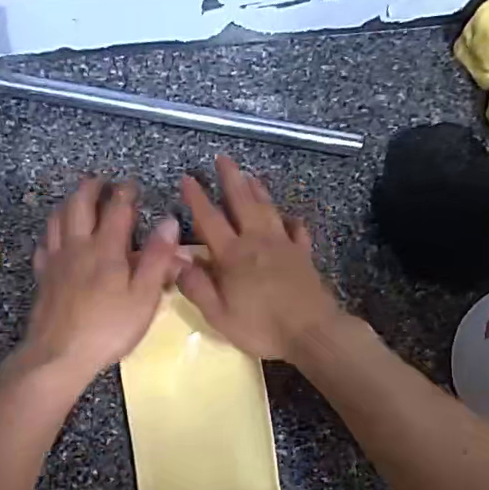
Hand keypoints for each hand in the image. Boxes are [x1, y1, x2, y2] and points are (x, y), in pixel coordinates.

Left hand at [20, 178, 181, 379]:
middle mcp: (78, 247)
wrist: (59, 355)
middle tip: (102, 182)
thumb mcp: (143, 297)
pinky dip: (52, 232)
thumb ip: (156, 258)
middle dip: (92, 188)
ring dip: (69, 203)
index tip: (132, 185)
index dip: (126, 193)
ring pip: (57, 219)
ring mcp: (56, 261)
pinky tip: (56, 237)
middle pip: (79, 204)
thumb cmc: (108, 329)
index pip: (117, 209)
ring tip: (78, 200)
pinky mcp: (43, 278)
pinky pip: (44, 244)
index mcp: (106, 249)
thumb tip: (169, 222)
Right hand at [178, 155, 343, 362]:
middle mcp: (257, 242)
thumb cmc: (261, 327)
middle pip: (242, 202)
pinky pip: (296, 229)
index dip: (197, 198)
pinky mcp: (303, 255)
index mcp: (233, 255)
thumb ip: (196, 287)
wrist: (312, 332)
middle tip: (223, 158)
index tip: (188, 178)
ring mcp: (284, 245)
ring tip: (250, 176)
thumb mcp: (219, 315)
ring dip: (257, 190)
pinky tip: (288, 216)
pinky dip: (290, 219)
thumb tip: (176, 261)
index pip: (209, 220)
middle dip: (231, 179)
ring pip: (268, 209)